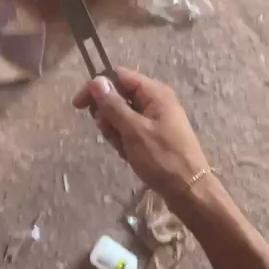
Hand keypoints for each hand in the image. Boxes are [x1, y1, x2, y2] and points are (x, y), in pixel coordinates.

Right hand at [72, 68, 217, 214]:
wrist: (189, 191)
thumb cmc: (163, 158)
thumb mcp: (134, 131)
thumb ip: (114, 105)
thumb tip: (97, 80)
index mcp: (154, 93)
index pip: (118, 76)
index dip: (97, 87)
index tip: (79, 106)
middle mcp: (155, 101)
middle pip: (118, 96)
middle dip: (107, 114)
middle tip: (109, 132)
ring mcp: (155, 119)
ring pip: (121, 115)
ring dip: (115, 130)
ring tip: (123, 148)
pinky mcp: (153, 135)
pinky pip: (130, 130)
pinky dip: (124, 141)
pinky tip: (129, 155)